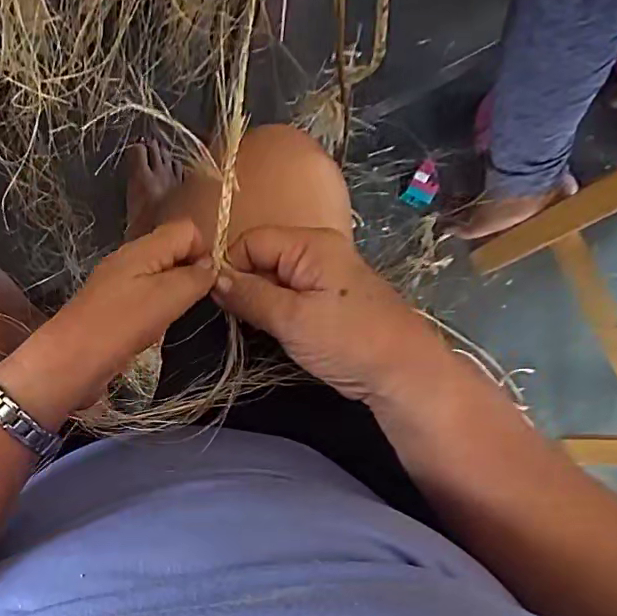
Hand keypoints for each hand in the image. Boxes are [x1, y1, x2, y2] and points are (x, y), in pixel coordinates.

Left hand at [0, 221, 214, 426]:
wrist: (70, 362)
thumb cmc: (120, 325)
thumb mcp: (167, 297)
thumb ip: (194, 277)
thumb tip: (211, 266)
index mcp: (141, 249)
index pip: (185, 230)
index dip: (204, 251)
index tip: (208, 284)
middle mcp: (127, 260)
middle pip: (171, 252)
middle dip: (190, 274)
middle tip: (194, 304)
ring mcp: (116, 286)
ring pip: (158, 278)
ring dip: (173, 296)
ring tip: (172, 319)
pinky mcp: (110, 310)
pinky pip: (144, 301)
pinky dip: (155, 312)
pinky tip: (152, 331)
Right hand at [211, 226, 445, 402]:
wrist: (403, 374)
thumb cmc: (348, 342)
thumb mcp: (291, 319)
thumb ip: (250, 296)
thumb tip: (214, 279)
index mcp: (311, 244)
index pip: (250, 241)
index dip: (231, 268)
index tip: (221, 302)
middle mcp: (317, 251)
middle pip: (261, 258)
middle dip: (245, 286)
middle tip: (240, 321)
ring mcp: (323, 276)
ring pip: (273, 280)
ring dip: (260, 302)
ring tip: (260, 328)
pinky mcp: (326, 299)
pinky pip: (288, 295)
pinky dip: (276, 312)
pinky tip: (277, 332)